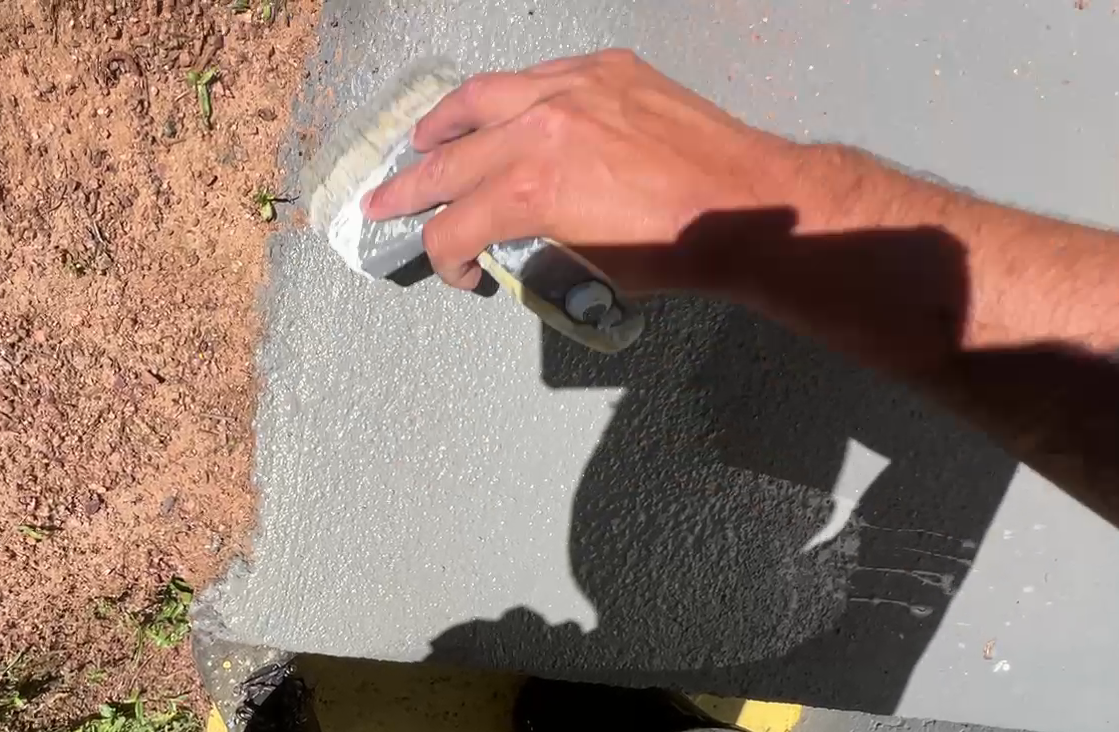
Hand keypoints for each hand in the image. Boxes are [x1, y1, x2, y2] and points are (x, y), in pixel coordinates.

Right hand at [362, 49, 810, 292]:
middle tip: (379, 204)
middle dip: (405, 192)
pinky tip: (494, 112)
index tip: (461, 276)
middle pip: (445, 163)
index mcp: (530, 191)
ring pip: (477, 98)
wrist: (739, 202)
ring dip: (439, 127)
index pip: (452, 229)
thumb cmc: (663, 250)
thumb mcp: (576, 266)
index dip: (444, 262)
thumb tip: (500, 243)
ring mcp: (570, 89)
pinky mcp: (602, 68)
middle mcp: (538, 129)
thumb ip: (522, 247)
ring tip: (420, 141)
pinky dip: (500, 99)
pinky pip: (531, 76)